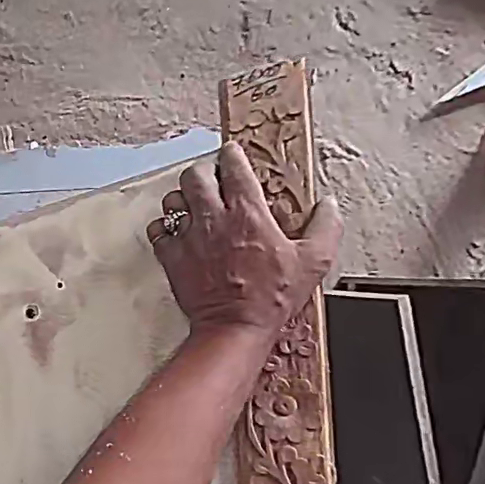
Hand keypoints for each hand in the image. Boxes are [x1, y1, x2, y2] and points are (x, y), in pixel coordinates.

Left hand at [147, 142, 340, 334]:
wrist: (233, 328)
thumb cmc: (270, 298)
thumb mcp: (314, 260)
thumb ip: (325, 226)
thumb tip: (328, 205)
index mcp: (248, 213)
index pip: (233, 166)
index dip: (231, 155)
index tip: (232, 155)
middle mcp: (214, 220)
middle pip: (195, 176)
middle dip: (203, 172)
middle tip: (211, 180)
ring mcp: (188, 239)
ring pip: (172, 200)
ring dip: (180, 198)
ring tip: (192, 206)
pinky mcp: (171, 259)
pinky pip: (156, 232)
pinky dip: (162, 228)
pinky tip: (174, 233)